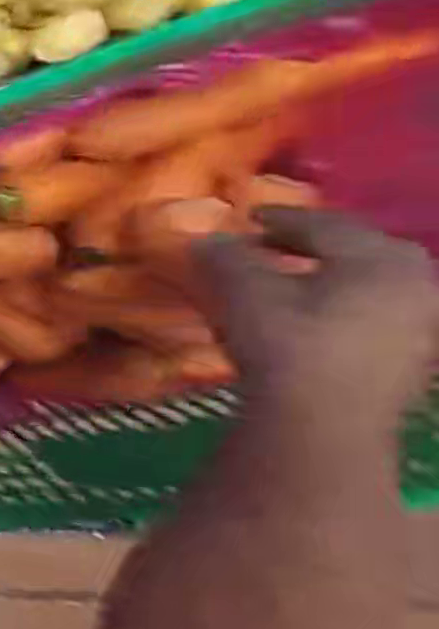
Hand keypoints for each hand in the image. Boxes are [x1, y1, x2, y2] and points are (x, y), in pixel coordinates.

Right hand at [196, 208, 438, 436]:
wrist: (326, 414)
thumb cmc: (285, 341)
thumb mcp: (240, 291)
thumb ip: (224, 258)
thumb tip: (210, 239)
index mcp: (380, 258)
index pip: (325, 224)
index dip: (281, 217)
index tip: (248, 215)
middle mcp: (417, 278)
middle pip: (361, 248)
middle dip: (314, 242)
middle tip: (270, 243)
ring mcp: (425, 316)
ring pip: (371, 278)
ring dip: (329, 271)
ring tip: (289, 276)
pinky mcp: (417, 347)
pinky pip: (377, 305)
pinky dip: (342, 296)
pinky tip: (311, 308)